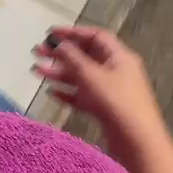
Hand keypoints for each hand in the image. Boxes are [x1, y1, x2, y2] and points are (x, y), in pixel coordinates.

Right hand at [33, 26, 164, 144]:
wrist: (136, 140)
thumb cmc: (114, 100)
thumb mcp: (89, 73)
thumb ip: (71, 56)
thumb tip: (59, 43)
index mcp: (119, 57)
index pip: (95, 36)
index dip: (72, 32)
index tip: (50, 34)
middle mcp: (117, 70)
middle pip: (85, 56)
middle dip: (60, 53)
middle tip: (37, 52)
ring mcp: (112, 90)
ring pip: (81, 76)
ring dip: (58, 72)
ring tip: (36, 71)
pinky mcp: (106, 108)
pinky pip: (83, 95)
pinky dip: (68, 92)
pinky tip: (52, 93)